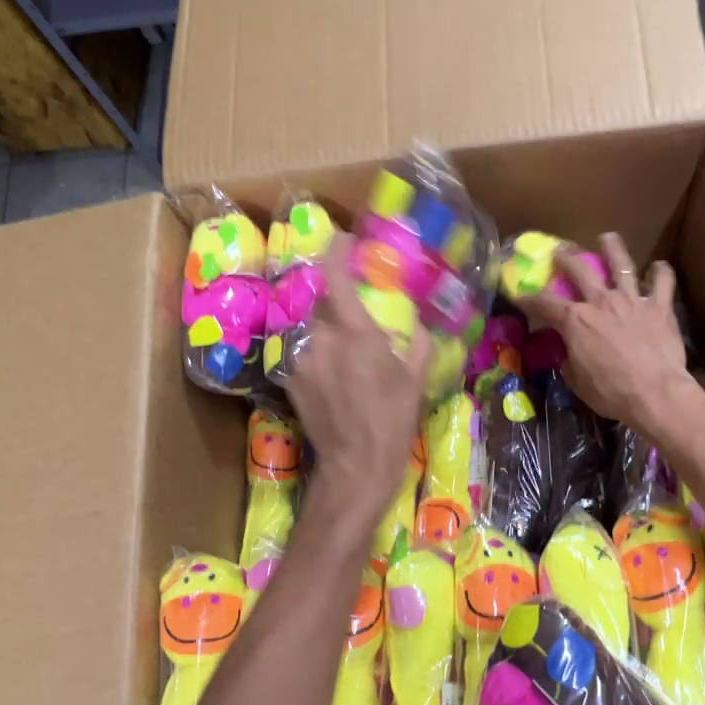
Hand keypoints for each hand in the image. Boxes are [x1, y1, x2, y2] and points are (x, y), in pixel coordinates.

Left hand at [287, 235, 434, 509]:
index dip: (336, 251)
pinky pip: (300, 353)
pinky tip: (330, 371)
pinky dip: (314, 353)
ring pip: (308, 328)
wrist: (356, 465)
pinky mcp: (289, 380)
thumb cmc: (392, 421)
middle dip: (334, 299)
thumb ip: (416, 343)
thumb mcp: (415, 380)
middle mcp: (321, 339)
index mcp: (355, 333)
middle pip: (319, 301)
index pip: (335, 276)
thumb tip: (415, 327)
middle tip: (352, 308)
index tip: (343, 240)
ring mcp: (300, 360)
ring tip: (342, 347)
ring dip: (323, 329)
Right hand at [526, 232, 691, 434]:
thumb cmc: (611, 392)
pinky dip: (661, 272)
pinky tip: (659, 267)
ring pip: (621, 264)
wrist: (654, 392)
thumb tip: (567, 355)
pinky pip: (663, 281)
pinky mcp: (659, 306)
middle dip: (566, 259)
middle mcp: (601, 301)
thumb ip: (570, 362)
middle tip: (560, 252)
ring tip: (608, 237)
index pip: (545, 303)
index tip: (521, 296)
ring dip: (612, 248)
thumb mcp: (578, 382)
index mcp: (576, 321)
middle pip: (579, 270)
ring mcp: (632, 300)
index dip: (530, 299)